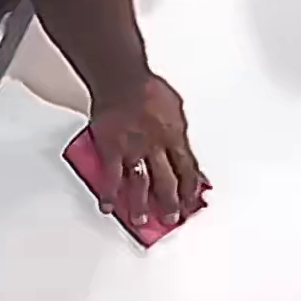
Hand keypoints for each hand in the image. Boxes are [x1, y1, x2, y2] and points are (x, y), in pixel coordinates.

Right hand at [87, 74, 204, 228]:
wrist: (122, 80)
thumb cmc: (146, 89)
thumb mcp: (175, 107)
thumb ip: (177, 129)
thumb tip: (180, 144)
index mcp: (175, 135)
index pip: (188, 169)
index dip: (191, 189)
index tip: (191, 203)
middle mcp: (157, 145)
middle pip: (167, 181)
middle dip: (170, 203)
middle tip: (170, 219)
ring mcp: (133, 149)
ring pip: (141, 184)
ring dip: (141, 205)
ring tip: (141, 221)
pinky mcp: (111, 149)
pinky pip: (111, 177)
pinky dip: (110, 194)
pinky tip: (108, 207)